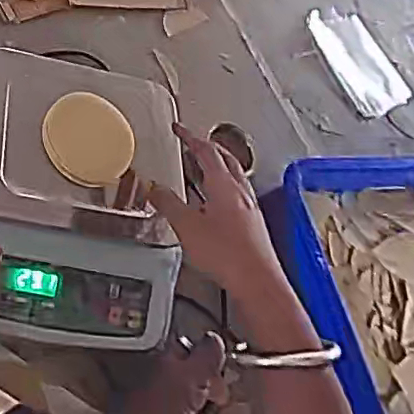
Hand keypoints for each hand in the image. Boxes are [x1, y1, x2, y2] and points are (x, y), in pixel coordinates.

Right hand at [152, 124, 288, 297]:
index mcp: (223, 184)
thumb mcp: (186, 226)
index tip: (179, 130)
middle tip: (193, 142)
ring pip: (234, 175)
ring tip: (203, 167)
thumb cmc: (227, 255)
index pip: (206, 150)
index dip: (191, 137)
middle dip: (208, 146)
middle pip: (226, 158)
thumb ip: (168, 204)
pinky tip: (216, 200)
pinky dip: (224, 185)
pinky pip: (237, 193)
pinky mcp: (253, 223)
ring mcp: (249, 207)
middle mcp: (240, 192)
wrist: (258, 283)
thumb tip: (155, 189)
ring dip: (218, 164)